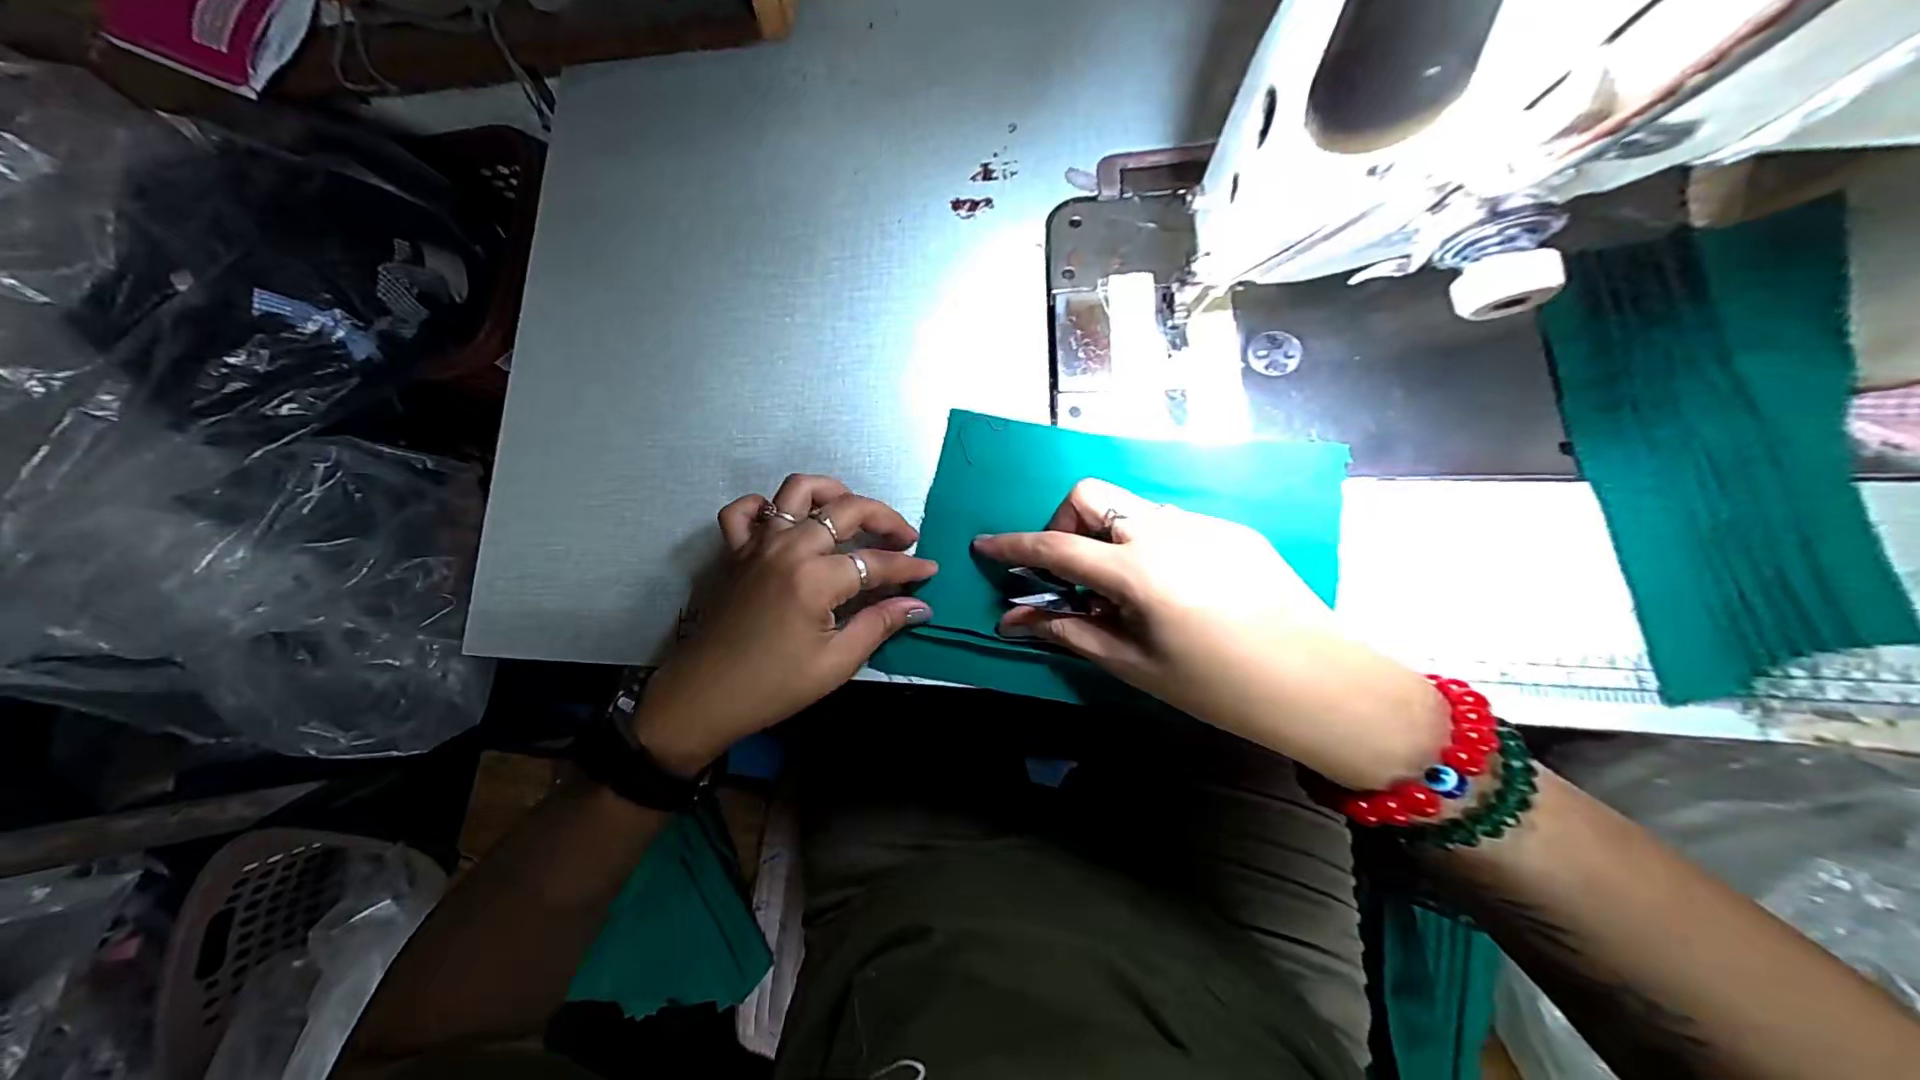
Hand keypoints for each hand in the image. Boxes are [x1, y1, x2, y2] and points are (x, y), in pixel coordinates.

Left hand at [634, 474, 936, 775]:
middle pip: (846, 509)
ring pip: (797, 490)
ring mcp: (757, 544)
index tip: (930, 571)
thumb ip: (879, 624)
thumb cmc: (774, 687)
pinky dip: (766, 506)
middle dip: (885, 518)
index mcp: (815, 578)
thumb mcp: (836, 663)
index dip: (909, 567)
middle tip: (905, 538)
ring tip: (852, 512)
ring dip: (832, 493)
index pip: (876, 562)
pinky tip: (785, 522)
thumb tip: (919, 605)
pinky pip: (745, 511)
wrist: (704, 698)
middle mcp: (787, 547)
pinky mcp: (735, 551)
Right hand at [973, 478, 1446, 789]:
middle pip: (1090, 495)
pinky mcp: (1231, 530)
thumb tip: (1012, 621)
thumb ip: (1069, 633)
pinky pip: (1172, 522)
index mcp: (1135, 570)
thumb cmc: (1219, 687)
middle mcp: (1163, 531)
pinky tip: (1176, 589)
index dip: (1013, 545)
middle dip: (1065, 523)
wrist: (1322, 683)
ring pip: (1132, 507)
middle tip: (1073, 572)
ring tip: (1128, 590)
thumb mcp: (1135, 665)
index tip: (986, 546)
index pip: (1055, 546)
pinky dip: (1150, 544)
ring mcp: (1201, 524)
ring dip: (1109, 535)